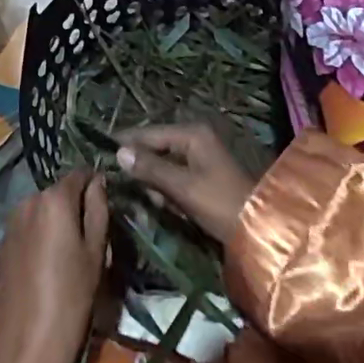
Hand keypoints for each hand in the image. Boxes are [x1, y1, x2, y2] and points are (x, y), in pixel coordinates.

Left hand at [0, 172, 109, 362]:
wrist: (29, 337)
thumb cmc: (72, 293)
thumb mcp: (97, 250)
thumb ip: (98, 208)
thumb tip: (98, 181)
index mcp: (54, 198)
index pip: (80, 174)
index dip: (95, 186)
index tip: (108, 207)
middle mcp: (29, 199)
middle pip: (60, 192)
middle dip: (77, 207)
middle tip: (95, 239)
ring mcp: (13, 218)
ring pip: (45, 209)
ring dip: (59, 220)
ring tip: (74, 255)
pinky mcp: (4, 238)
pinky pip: (31, 224)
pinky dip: (44, 233)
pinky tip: (52, 262)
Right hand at [116, 123, 258, 243]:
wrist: (262, 229)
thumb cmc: (222, 203)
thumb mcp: (183, 187)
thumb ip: (150, 169)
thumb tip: (118, 153)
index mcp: (192, 134)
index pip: (149, 133)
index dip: (126, 143)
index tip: (101, 152)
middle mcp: (197, 139)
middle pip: (156, 147)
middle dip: (142, 167)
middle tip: (124, 184)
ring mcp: (203, 157)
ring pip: (165, 165)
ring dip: (156, 183)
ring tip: (151, 200)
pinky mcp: (206, 176)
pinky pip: (177, 177)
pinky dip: (169, 190)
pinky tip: (168, 206)